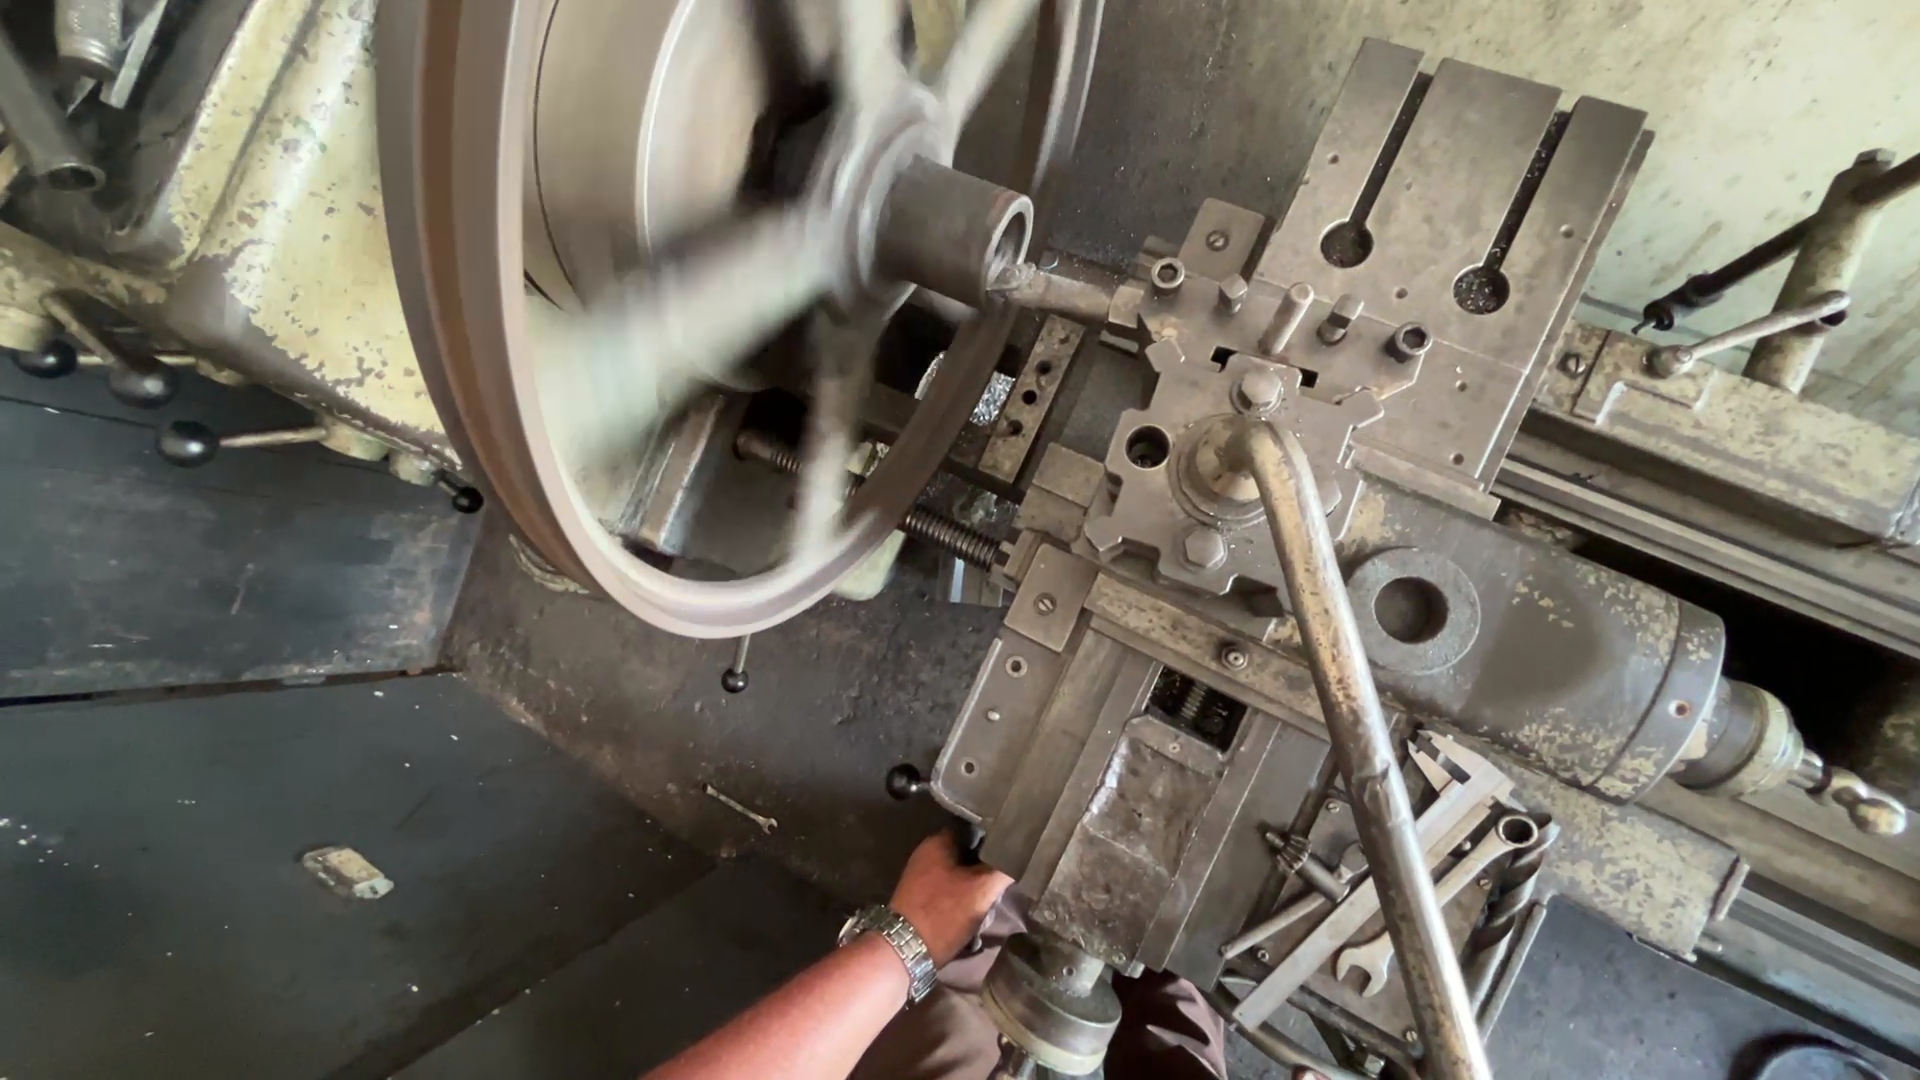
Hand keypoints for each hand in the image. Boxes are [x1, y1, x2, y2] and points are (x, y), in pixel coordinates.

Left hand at [889, 830, 1012, 965]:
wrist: (904, 951)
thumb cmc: (943, 914)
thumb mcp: (982, 890)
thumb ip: (1003, 869)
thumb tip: (1022, 853)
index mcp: (938, 841)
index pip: (975, 828)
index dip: (996, 838)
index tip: (1013, 850)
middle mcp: (926, 852)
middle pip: (967, 852)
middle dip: (986, 865)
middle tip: (1003, 878)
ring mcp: (920, 874)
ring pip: (958, 872)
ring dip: (975, 884)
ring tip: (990, 898)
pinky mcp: (919, 896)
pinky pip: (948, 888)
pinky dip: (961, 896)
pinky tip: (973, 910)